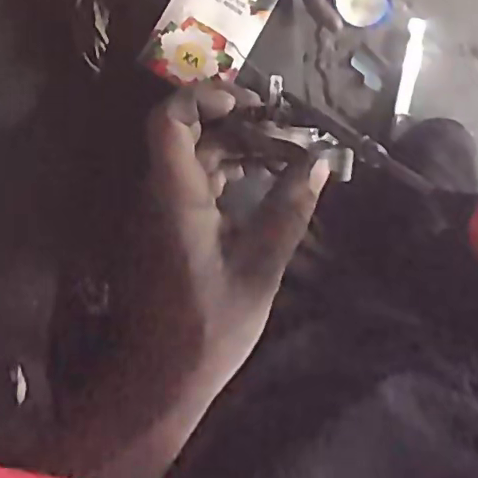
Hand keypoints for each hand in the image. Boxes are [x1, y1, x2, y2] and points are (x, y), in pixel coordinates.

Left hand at [39, 86, 331, 477]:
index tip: (249, 103)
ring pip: (197, 151)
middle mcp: (162, 189)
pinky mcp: (172, 220)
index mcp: (175, 194)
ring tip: (286, 148)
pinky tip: (266, 176)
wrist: (158, 380)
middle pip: (189, 129)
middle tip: (282, 124)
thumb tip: (319, 162)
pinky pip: (199, 176)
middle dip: (236, 118)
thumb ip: (288, 209)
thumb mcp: (259, 268)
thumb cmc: (206, 327)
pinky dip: (231, 167)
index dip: (204, 97)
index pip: (170, 120)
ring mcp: (164, 205)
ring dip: (238, 143)